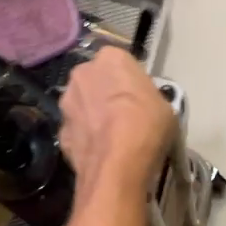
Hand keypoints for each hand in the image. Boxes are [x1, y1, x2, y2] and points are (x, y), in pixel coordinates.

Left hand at [58, 48, 176, 189]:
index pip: (122, 65)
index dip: (132, 85)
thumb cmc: (146, 128)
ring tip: (109, 140)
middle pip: (96, 82)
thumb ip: (150, 100)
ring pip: (82, 107)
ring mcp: (67, 103)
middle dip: (106, 97)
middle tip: (124, 120)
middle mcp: (82, 73)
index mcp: (111, 58)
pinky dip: (85, 141)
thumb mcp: (165, 109)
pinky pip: (76, 133)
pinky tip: (99, 155)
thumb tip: (145, 109)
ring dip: (92, 118)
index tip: (140, 102)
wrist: (117, 166)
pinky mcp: (61, 133)